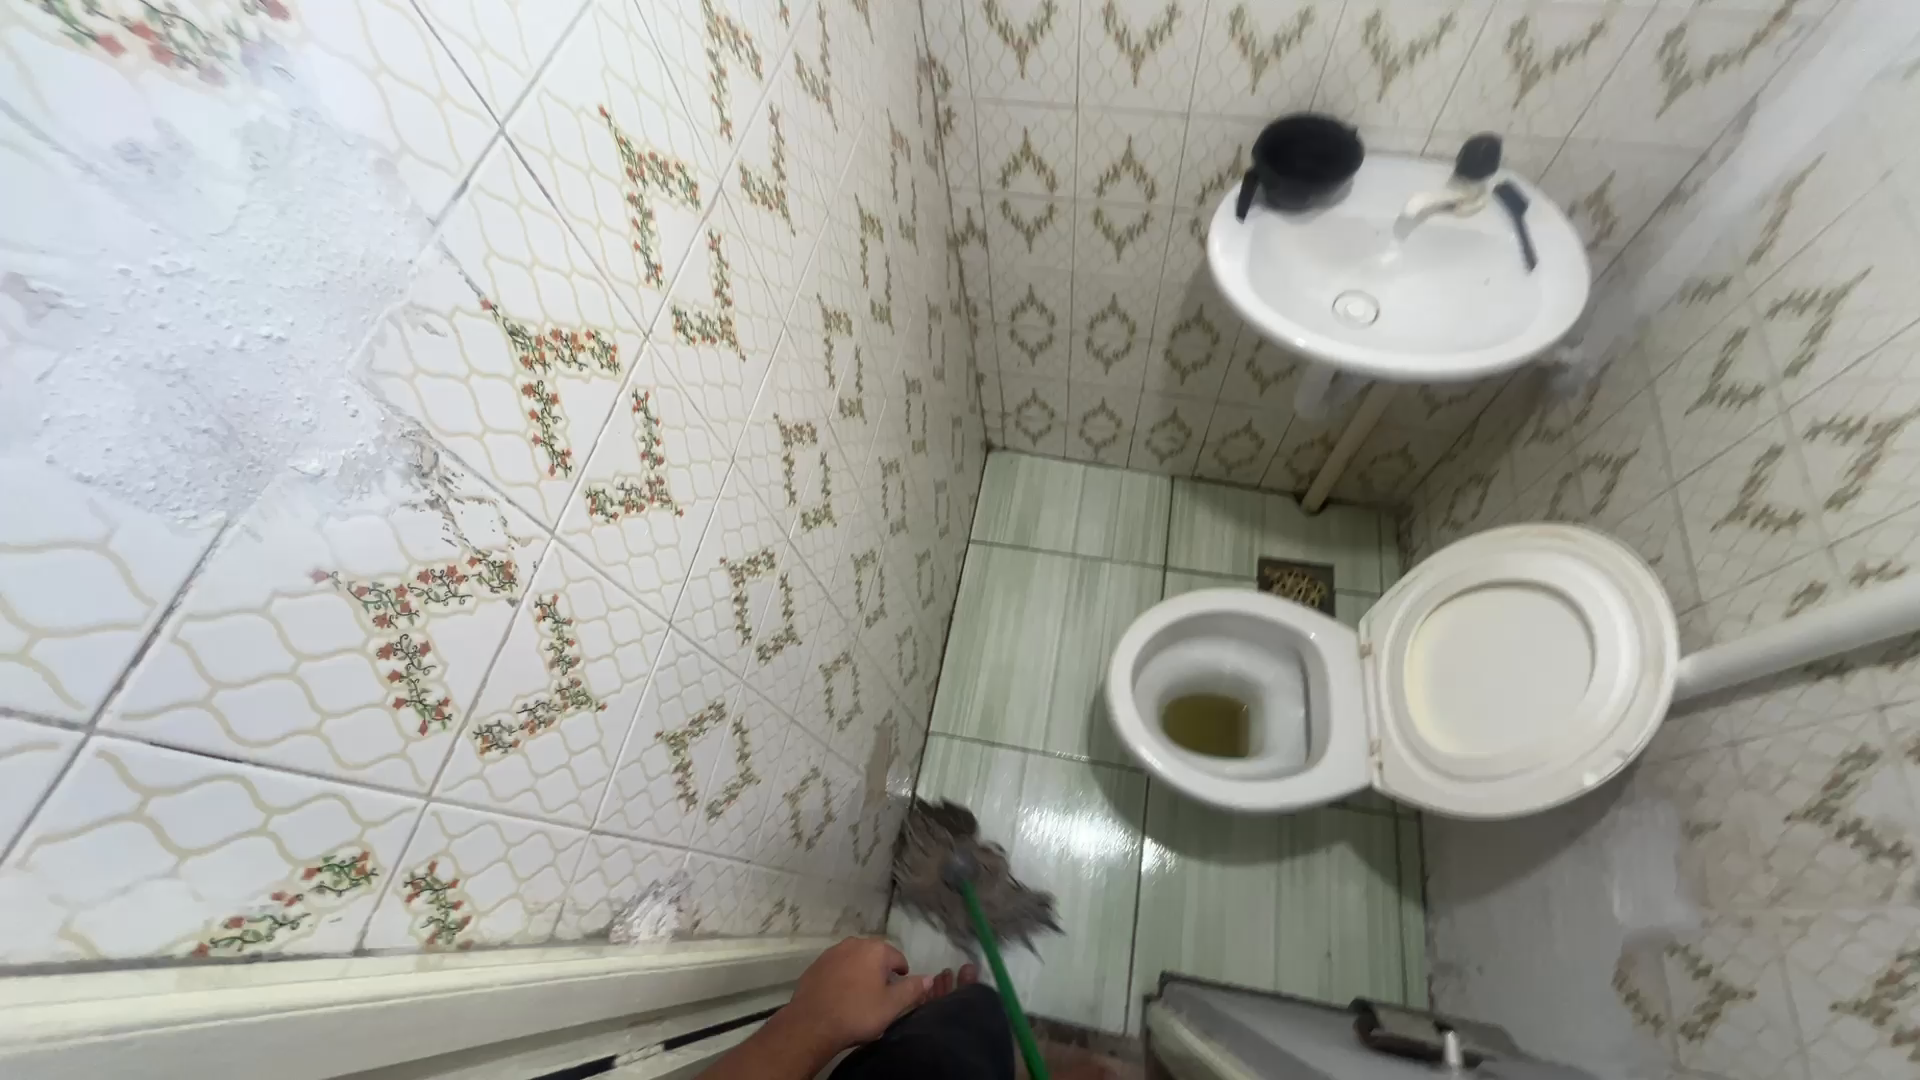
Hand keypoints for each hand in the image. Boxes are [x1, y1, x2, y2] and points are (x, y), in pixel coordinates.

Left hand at [774, 937, 934, 1054]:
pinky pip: (837, 967)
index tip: (898, 991)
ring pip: (855, 959)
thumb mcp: (890, 1006)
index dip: (901, 975)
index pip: (898, 958)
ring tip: (859, 996)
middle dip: (880, 972)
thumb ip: (912, 989)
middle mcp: (856, 943)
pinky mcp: (817, 963)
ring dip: (860, 972)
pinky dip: (842, 976)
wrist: (812, 1023)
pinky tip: (840, 995)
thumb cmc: (856, 1013)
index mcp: (876, 950)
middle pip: (876, 956)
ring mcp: (834, 951)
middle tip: (879, 996)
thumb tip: (931, 977)